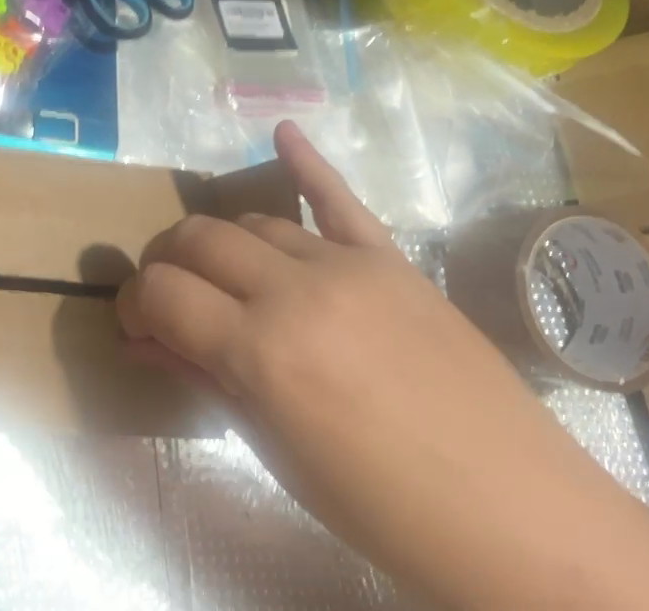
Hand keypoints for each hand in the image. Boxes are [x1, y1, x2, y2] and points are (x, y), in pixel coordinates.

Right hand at [119, 120, 648, 610]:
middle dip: (165, 264)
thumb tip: (142, 340)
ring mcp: (350, 267)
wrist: (516, 516)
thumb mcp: (274, 449)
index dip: (133, 304)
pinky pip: (340, 200)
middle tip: (168, 300)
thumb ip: (203, 377)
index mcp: (259, 351)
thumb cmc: (379, 506)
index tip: (135, 325)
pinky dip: (308, 164)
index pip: (160, 291)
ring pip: (252, 221)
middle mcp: (296, 292)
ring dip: (218, 242)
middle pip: (197, 239)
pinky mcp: (394, 262)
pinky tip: (283, 133)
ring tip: (219, 276)